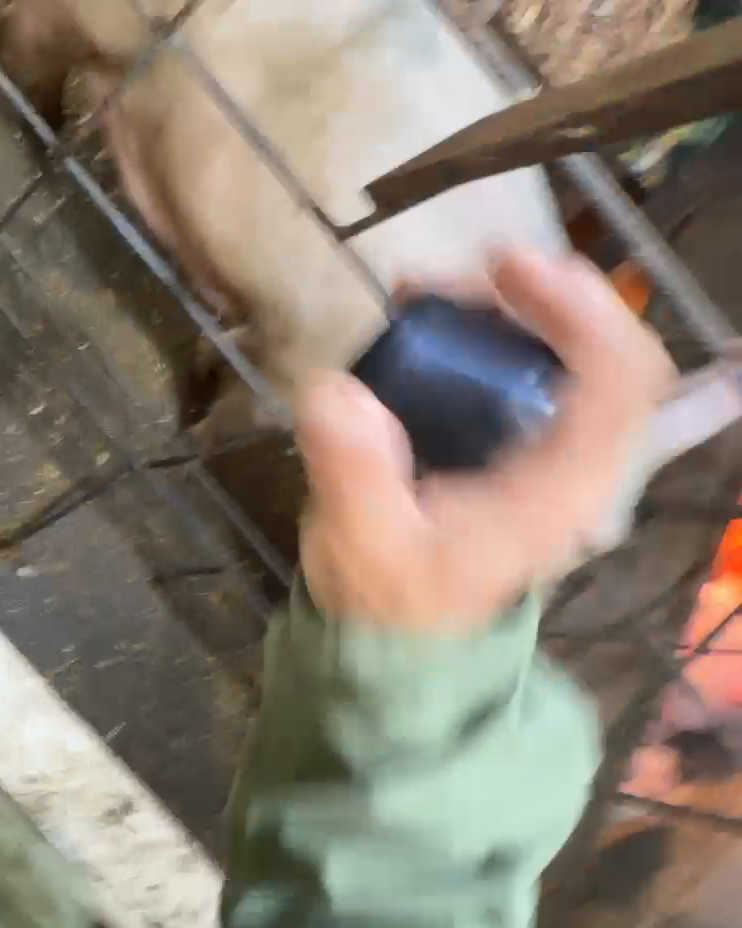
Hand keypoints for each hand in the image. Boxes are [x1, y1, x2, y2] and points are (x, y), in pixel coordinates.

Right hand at [295, 249, 674, 633]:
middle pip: (591, 357)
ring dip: (498, 317)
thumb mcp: (364, 541)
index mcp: (564, 488)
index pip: (619, 380)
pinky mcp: (502, 452)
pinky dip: (475, 344)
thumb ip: (355, 472)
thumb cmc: (387, 596)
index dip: (580, 311)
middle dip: (529, 302)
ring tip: (424, 296)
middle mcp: (573, 462)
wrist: (389, 633)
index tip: (510, 270)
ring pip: (552, 363)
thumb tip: (332, 391)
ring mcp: (541, 455)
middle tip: (448, 280)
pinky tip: (426, 330)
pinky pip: (511, 381)